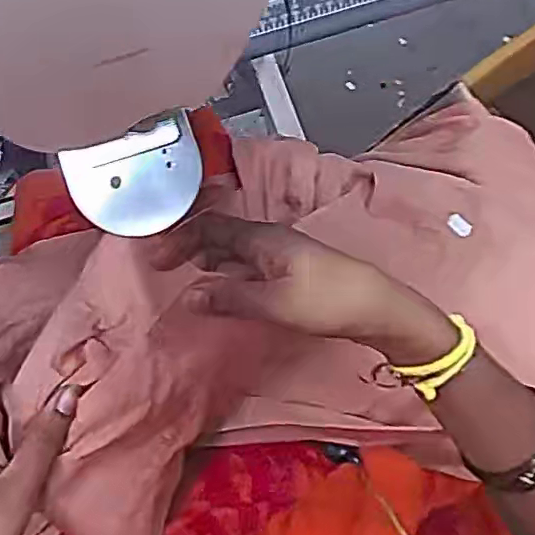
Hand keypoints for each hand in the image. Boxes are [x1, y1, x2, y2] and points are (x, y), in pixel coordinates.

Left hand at [0, 331, 80, 534]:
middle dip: (20, 358)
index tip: (39, 322)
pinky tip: (44, 423)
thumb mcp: (20, 486)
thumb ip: (44, 437)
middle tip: (59, 346)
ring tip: (58, 376)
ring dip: (22, 387)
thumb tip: (69, 389)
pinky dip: (21, 415)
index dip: (7, 338)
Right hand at [146, 213, 456, 364]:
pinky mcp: (288, 267)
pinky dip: (225, 267)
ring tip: (184, 269)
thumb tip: (189, 295)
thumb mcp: (275, 304)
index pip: (210, 227)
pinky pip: (245, 260)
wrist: (378, 306)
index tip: (155, 256)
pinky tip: (221, 281)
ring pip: (232, 246)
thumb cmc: (328, 301)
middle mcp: (268, 238)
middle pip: (218, 232)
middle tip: (163, 263)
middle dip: (187, 243)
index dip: (179, 237)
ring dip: (206, 255)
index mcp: (263, 238)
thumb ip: (230, 298)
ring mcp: (279, 251)